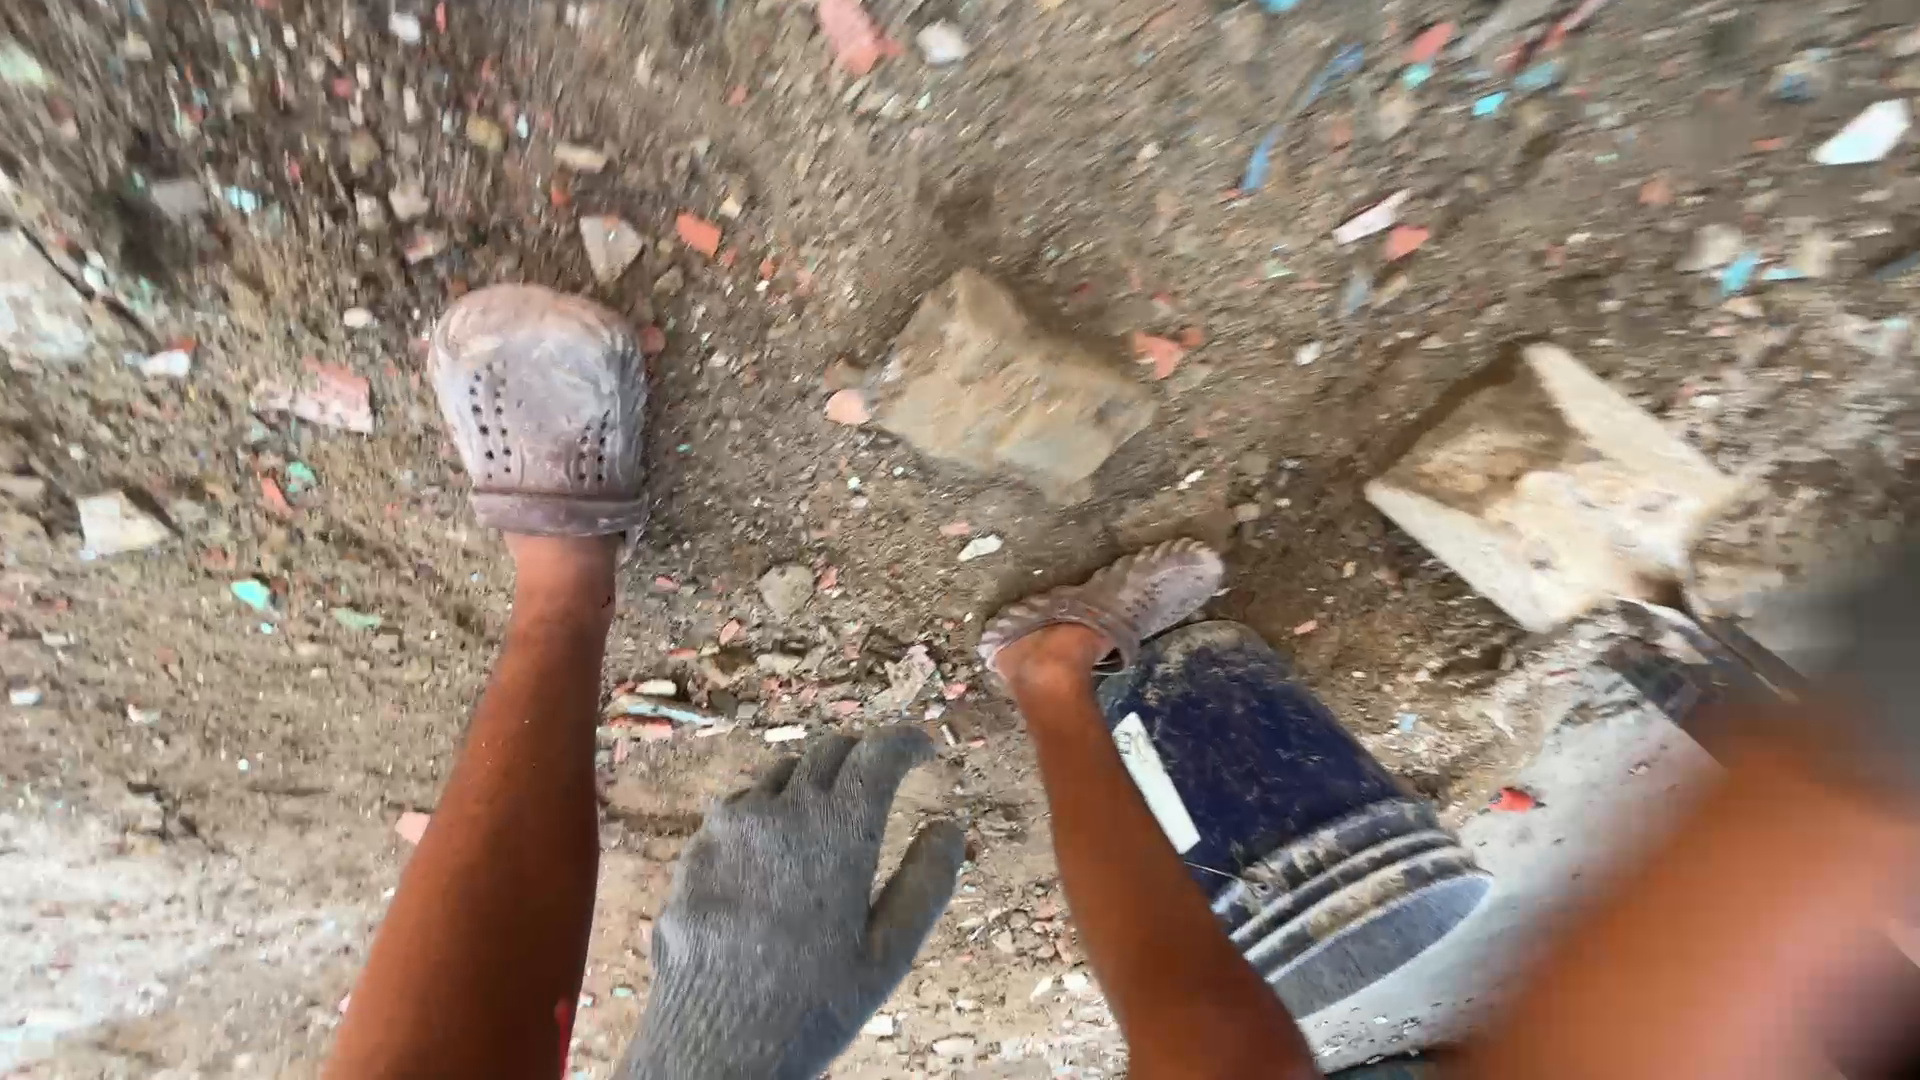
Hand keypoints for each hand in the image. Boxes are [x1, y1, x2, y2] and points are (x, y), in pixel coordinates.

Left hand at [620, 729, 965, 1079]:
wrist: (711, 1049)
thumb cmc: (812, 1004)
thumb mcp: (888, 953)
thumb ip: (928, 880)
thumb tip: (952, 825)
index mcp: (838, 831)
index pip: (879, 752)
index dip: (907, 741)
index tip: (923, 749)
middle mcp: (783, 810)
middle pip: (832, 750)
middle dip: (864, 755)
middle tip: (882, 779)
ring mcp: (732, 825)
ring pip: (784, 771)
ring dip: (816, 779)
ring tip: (829, 814)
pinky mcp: (697, 846)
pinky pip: (742, 803)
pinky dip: (770, 807)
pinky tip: (776, 849)